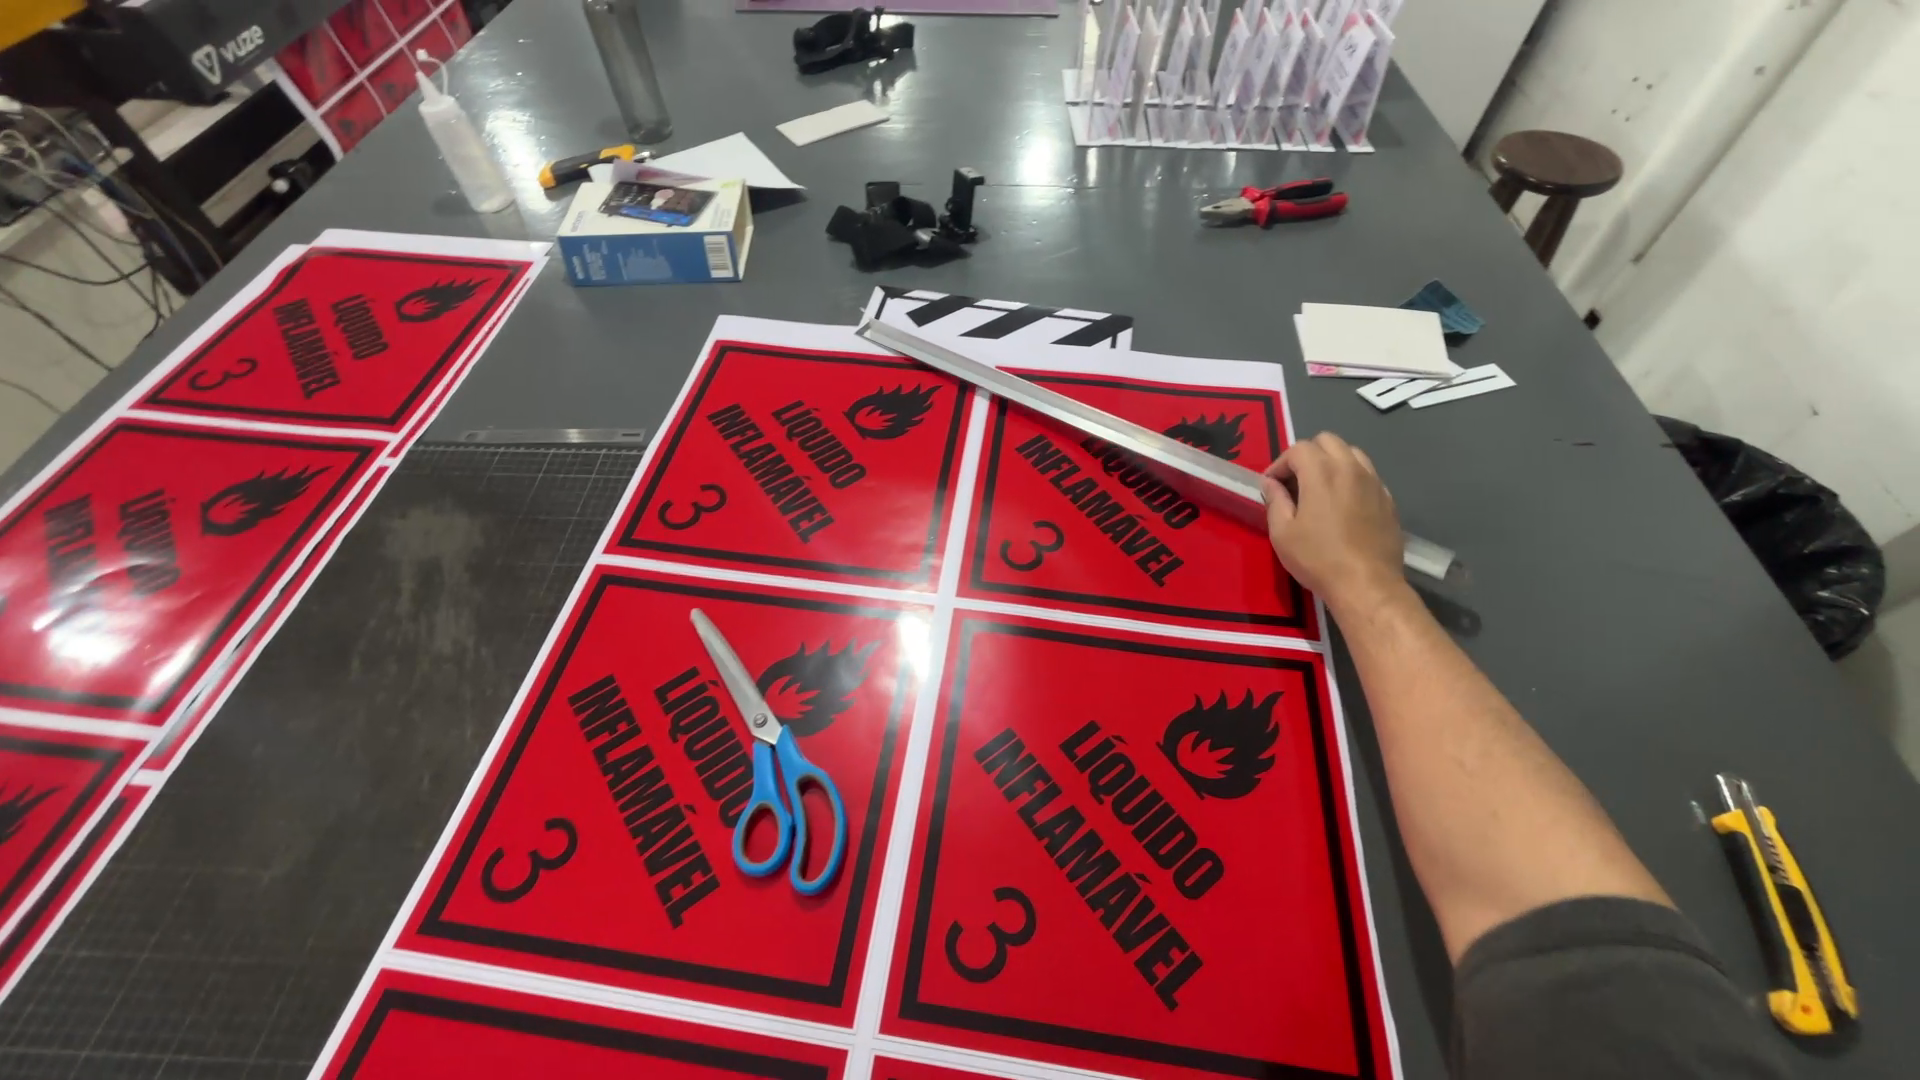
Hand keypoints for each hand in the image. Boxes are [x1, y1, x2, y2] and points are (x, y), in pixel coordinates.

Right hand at [1261, 433, 1406, 611]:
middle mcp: (1351, 468)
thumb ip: (1275, 501)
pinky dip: (1351, 478)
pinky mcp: (1387, 499)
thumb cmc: (1317, 558)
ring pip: (1352, 453)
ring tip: (1319, 487)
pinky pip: (1368, 474)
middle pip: (1328, 441)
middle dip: (1307, 455)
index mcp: (1322, 473)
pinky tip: (1343, 503)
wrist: (1366, 584)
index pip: (1298, 449)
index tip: (1271, 485)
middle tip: (1294, 481)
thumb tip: (1271, 484)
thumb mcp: (1282, 533)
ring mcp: (1374, 482)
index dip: (1280, 463)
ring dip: (1332, 462)